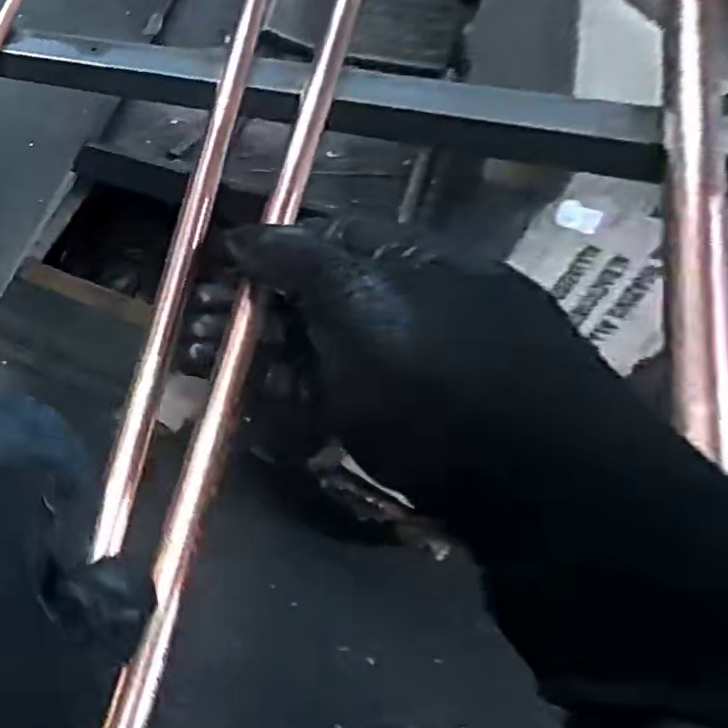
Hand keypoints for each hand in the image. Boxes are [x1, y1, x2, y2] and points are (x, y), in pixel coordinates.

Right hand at [205, 218, 693, 511]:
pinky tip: (234, 389)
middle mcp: (398, 302)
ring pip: (297, 340)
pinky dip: (268, 384)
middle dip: (239, 305)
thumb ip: (297, 259)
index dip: (259, 250)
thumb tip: (239, 233)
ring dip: (241, 346)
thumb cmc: (439, 379)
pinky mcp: (378, 407)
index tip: (210, 271)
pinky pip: (309, 383)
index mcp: (409, 263)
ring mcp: (388, 359)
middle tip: (192, 322)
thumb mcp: (363, 302)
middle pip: (300, 291)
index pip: (318, 237)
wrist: (535, 493)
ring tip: (195, 359)